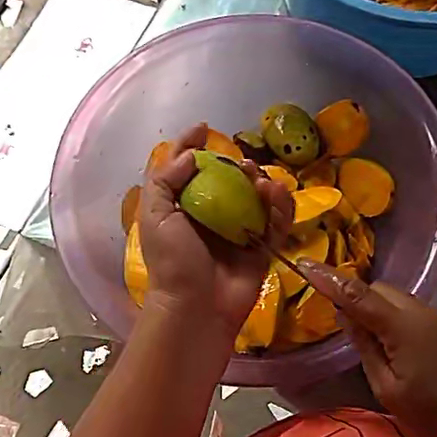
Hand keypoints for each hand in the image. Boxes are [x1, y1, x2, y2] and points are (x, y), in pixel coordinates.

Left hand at [139, 124, 291, 336]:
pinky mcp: (261, 248)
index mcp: (181, 208)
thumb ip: (165, 180)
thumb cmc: (173, 263)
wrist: (197, 308)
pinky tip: (275, 195)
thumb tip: (191, 155)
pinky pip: (277, 221)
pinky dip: (280, 205)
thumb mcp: (156, 216)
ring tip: (260, 181)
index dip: (192, 146)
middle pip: (228, 180)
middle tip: (243, 165)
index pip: (186, 169)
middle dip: (236, 165)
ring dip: (261, 182)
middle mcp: (210, 217)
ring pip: (256, 197)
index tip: (204, 128)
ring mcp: (237, 233)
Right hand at [302, 264, 436, 436]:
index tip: (303, 264)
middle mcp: (422, 311)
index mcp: (404, 327)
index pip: (358, 294)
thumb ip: (365, 347)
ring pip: (393, 296)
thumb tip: (347, 316)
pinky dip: (389, 315)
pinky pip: (407, 309)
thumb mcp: (387, 388)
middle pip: (378, 289)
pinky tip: (385, 341)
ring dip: (372, 307)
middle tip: (337, 322)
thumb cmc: (434, 414)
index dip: (329, 278)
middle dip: (354, 297)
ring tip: (360, 336)